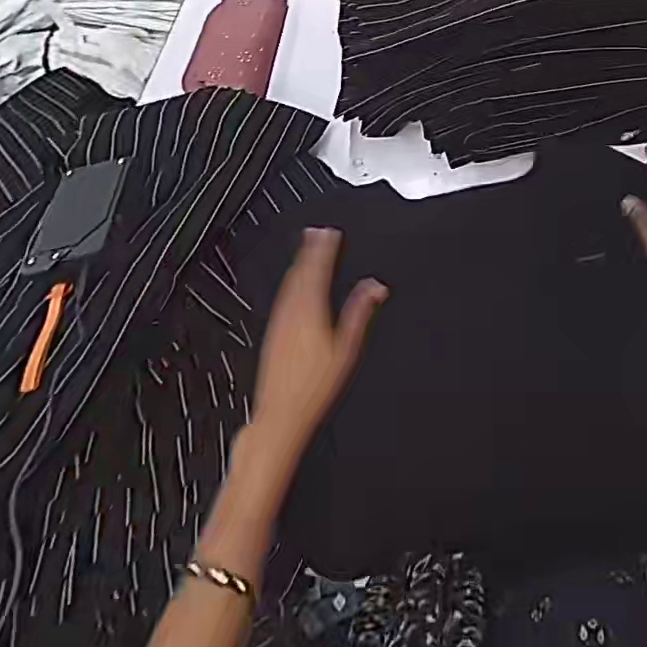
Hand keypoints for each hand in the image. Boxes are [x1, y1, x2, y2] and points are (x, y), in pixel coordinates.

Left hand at [250, 228, 387, 455]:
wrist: (281, 414)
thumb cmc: (315, 387)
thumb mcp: (347, 348)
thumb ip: (360, 312)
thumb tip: (374, 287)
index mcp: (310, 310)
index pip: (318, 269)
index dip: (324, 248)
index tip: (328, 232)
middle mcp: (291, 312)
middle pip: (300, 272)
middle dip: (309, 250)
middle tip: (316, 232)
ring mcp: (278, 322)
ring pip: (288, 284)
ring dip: (298, 264)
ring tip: (305, 251)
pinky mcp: (272, 333)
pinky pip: (281, 297)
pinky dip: (290, 282)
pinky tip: (293, 286)